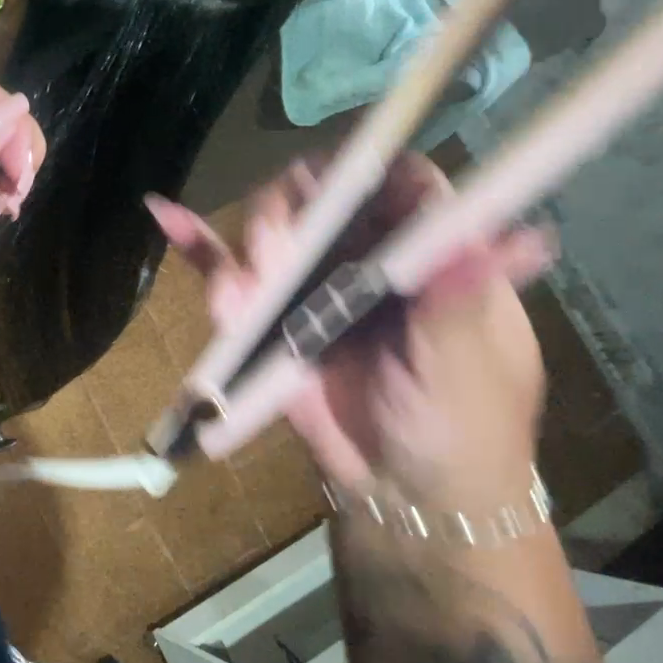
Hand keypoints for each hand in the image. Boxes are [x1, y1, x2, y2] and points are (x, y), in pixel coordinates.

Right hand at [148, 155, 553, 508]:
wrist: (398, 489)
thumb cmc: (461, 433)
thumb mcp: (470, 373)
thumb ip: (459, 307)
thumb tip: (497, 234)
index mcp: (431, 260)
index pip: (405, 190)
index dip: (375, 173)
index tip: (343, 183)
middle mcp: (368, 260)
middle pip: (325, 198)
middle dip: (295, 210)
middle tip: (279, 248)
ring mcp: (312, 287)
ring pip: (272, 232)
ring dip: (253, 239)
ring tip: (250, 280)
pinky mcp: (264, 317)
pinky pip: (224, 272)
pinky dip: (194, 240)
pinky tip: (164, 213)